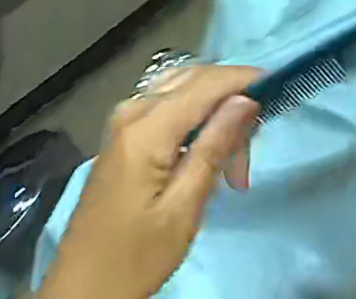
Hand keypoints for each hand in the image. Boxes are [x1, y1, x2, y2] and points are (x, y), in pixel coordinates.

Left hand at [37, 65, 262, 298]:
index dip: (243, 79)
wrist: (78, 293)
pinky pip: (168, 104)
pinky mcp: (123, 132)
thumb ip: (214, 147)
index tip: (277, 88)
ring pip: (183, 88)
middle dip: (230, 102)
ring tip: (231, 158)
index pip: (205, 84)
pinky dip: (194, 116)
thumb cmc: (133, 260)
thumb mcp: (183, 210)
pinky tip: (206, 150)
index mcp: (146, 129)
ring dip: (213, 109)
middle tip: (248, 154)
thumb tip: (246, 99)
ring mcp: (124, 119)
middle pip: (194, 79)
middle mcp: (132, 110)